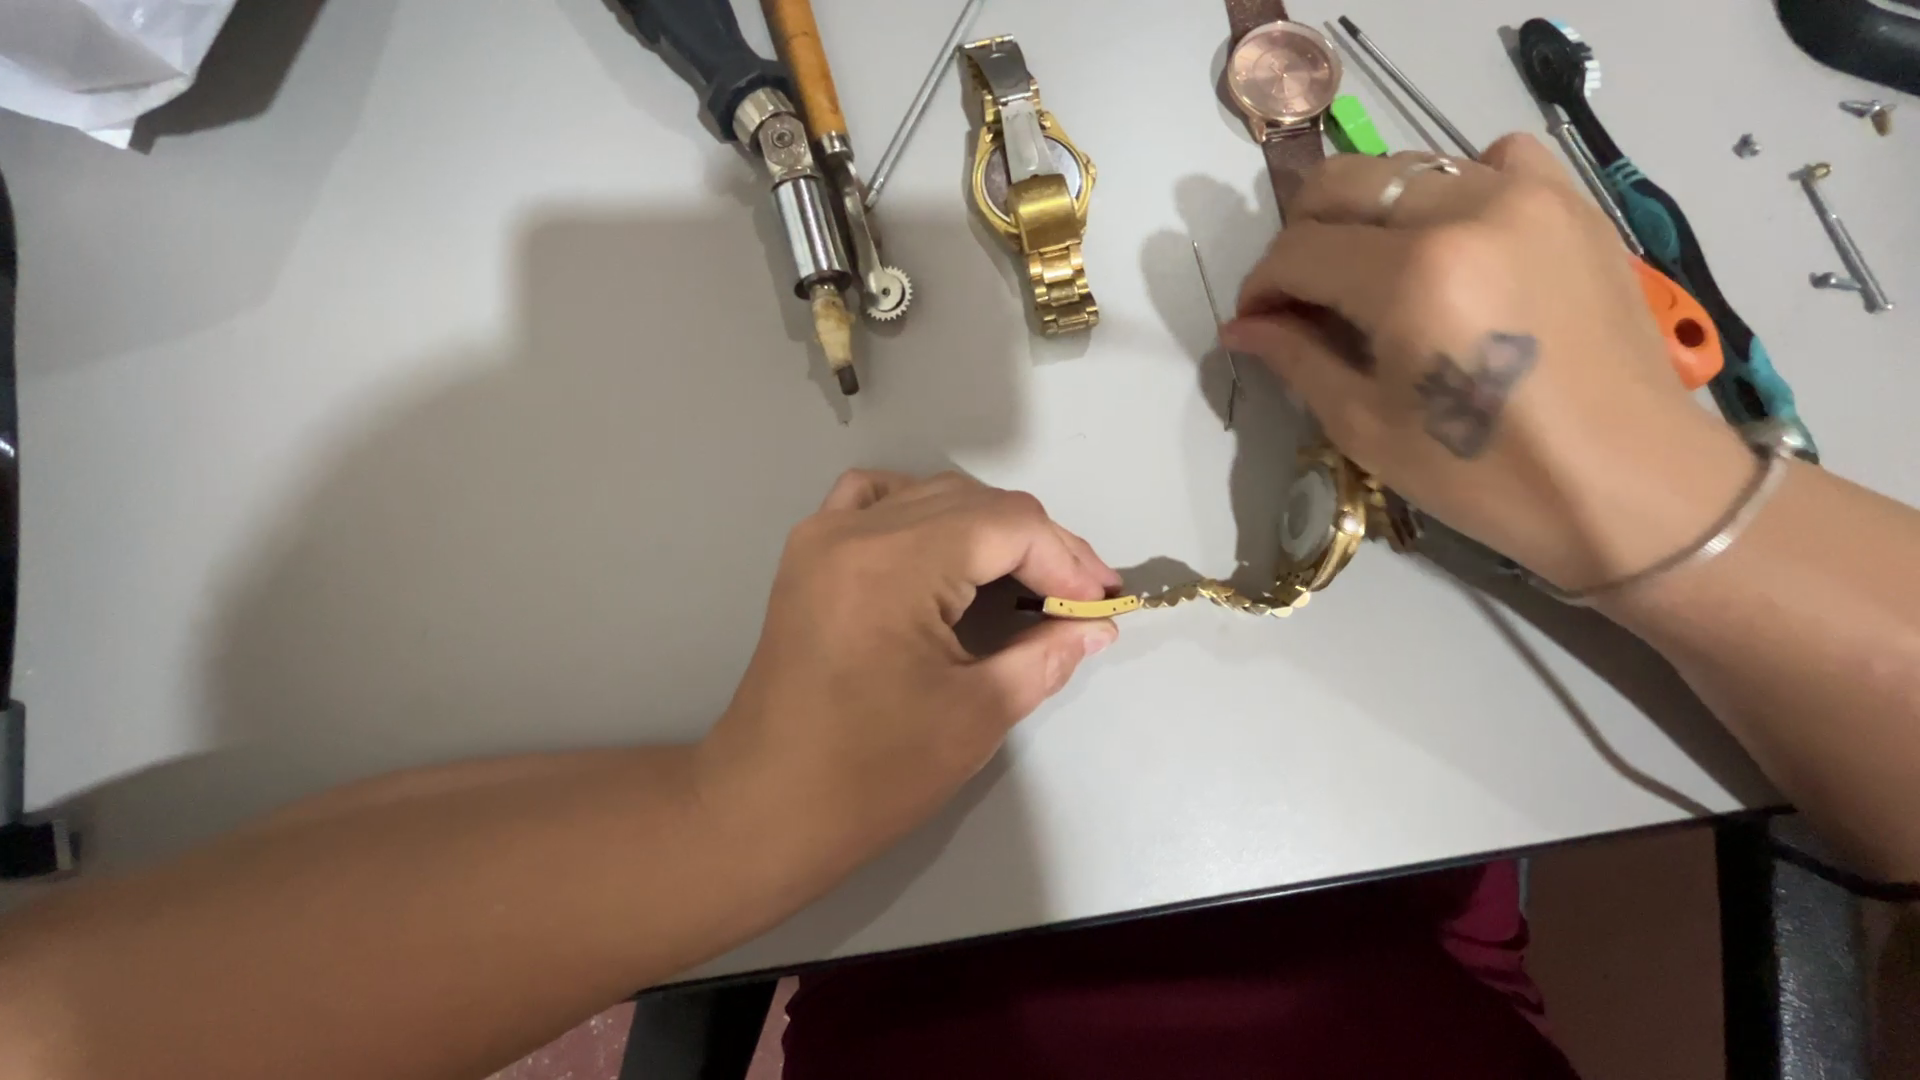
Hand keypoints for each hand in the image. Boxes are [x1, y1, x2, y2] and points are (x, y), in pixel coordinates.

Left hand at [697, 470, 1120, 885]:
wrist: (766, 804)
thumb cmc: (872, 774)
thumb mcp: (977, 716)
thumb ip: (1045, 654)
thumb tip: (1096, 624)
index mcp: (894, 566)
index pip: (1006, 524)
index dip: (1067, 556)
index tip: (1102, 599)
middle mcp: (854, 530)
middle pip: (973, 502)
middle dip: (1036, 544)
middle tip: (1077, 596)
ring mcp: (823, 535)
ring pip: (930, 495)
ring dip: (988, 527)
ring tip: (1026, 575)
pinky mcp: (809, 553)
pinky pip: (877, 499)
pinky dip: (925, 512)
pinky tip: (948, 547)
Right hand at [1224, 136, 1753, 589]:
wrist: (1626, 483)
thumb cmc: (1482, 472)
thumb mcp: (1365, 425)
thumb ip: (1297, 358)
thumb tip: (1240, 327)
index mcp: (1412, 275)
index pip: (1298, 250)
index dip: (1261, 287)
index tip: (1254, 323)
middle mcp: (1468, 210)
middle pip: (1342, 185)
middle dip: (1299, 238)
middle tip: (1298, 297)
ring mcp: (1529, 195)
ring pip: (1406, 171)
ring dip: (1364, 217)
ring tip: (1366, 278)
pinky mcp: (1572, 202)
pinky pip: (1488, 163)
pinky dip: (1447, 192)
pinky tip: (1447, 244)